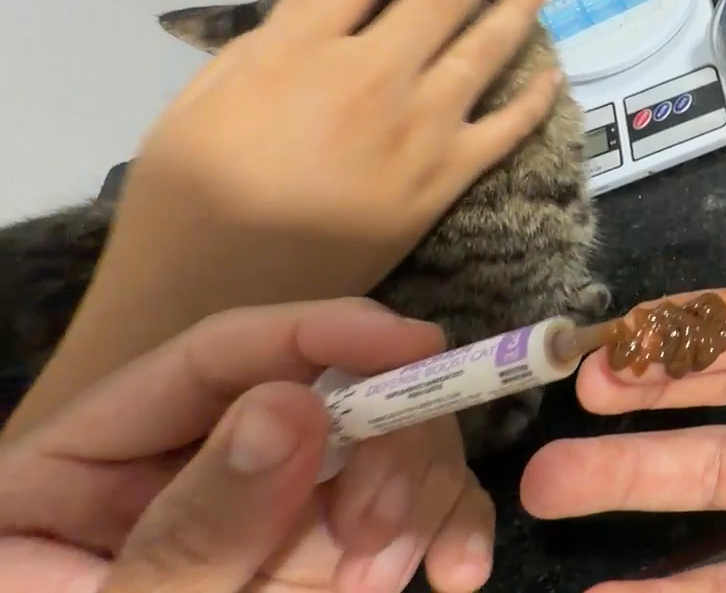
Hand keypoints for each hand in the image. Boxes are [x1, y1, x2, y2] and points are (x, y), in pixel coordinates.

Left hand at [0, 299, 494, 592]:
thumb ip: (188, 531)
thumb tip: (291, 404)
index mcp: (93, 462)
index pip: (222, 353)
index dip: (326, 331)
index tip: (419, 345)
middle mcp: (205, 461)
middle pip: (336, 392)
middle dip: (384, 444)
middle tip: (378, 528)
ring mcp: (284, 497)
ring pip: (396, 438)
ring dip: (417, 498)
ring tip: (384, 580)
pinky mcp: (340, 537)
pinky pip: (423, 499)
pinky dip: (454, 526)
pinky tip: (459, 568)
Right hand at [11, 0, 557, 434]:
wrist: (220, 293)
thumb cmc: (191, 199)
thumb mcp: (197, 102)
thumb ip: (267, 47)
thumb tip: (324, 7)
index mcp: (297, 52)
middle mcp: (372, 76)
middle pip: (440, 0)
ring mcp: (423, 124)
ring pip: (486, 50)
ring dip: (521, 10)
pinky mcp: (452, 172)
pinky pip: (509, 125)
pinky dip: (537, 97)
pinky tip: (555, 74)